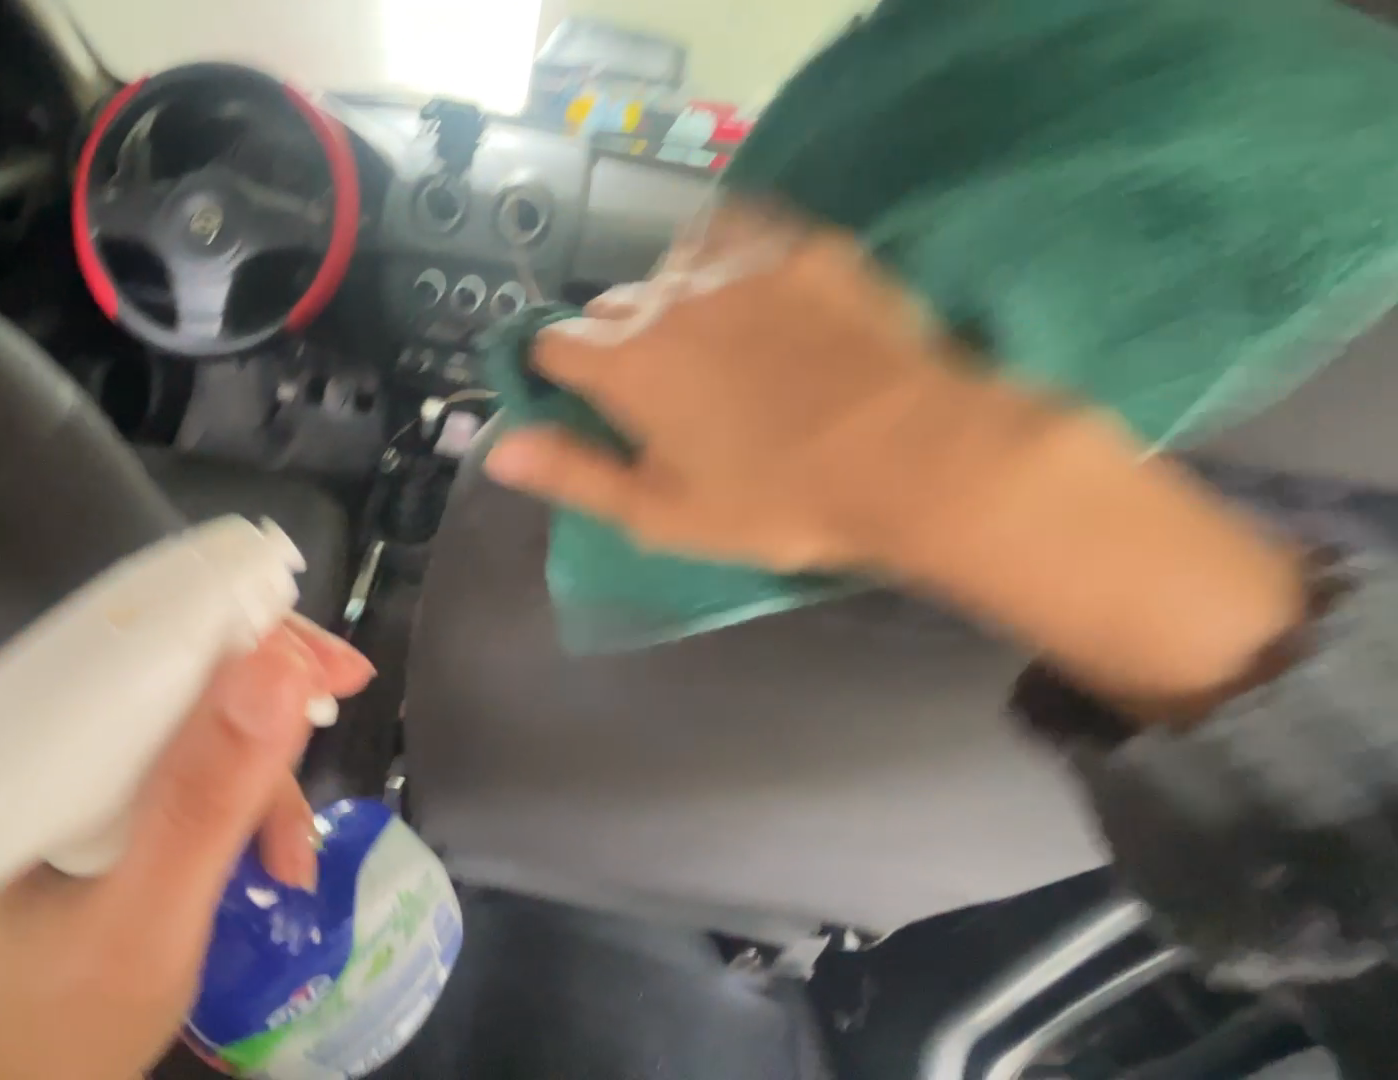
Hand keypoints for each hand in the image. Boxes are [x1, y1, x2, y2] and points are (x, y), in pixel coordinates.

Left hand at [0, 616, 374, 1079]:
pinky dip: (237, 800)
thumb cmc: (62, 1033)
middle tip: (340, 699)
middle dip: (262, 701)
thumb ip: (204, 803)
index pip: (115, 642)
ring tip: (290, 852)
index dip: (228, 635)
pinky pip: (179, 764)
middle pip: (158, 673)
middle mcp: (7, 736)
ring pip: (181, 718)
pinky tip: (270, 854)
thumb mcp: (143, 921)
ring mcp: (50, 768)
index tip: (316, 665)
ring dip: (256, 772)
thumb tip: (279, 669)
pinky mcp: (86, 800)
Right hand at [489, 196, 1305, 717]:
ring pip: (670, 269)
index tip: (579, 399)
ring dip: (670, 301)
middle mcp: (667, 301)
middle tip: (660, 392)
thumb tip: (499, 449)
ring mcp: (739, 266)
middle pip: (611, 308)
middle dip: (617, 343)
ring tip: (711, 342)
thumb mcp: (660, 511)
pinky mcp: (804, 249)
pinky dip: (730, 260)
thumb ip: (573, 474)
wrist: (914, 458)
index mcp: (626, 365)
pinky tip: (755, 294)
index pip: (552, 346)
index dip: (554, 373)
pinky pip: (742, 235)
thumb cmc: (774, 499)